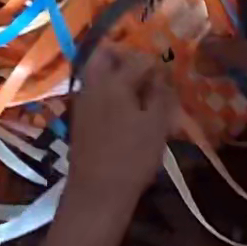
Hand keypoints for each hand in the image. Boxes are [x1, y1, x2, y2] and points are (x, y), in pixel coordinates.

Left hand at [63, 47, 177, 218]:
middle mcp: (92, 84)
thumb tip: (163, 74)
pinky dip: (108, 89)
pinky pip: (93, 90)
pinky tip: (125, 106)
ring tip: (138, 88)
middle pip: (103, 55)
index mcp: (113, 82)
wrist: (96, 191)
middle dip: (123, 54)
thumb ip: (161, 95)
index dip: (155, 62)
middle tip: (145, 67)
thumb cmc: (131, 157)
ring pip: (95, 72)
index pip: (136, 59)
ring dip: (114, 71)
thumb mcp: (157, 126)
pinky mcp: (79, 117)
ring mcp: (82, 100)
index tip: (167, 71)